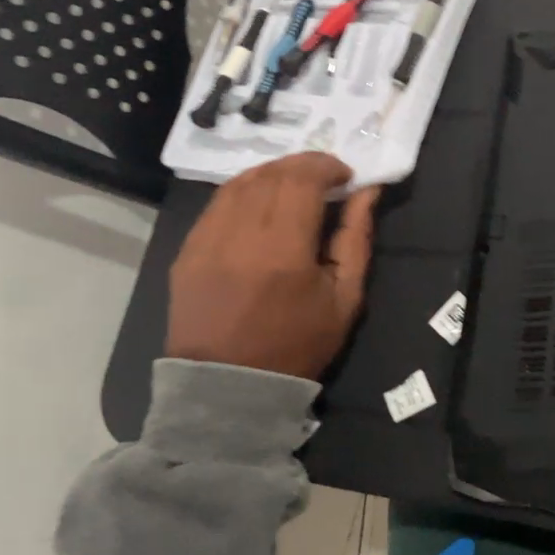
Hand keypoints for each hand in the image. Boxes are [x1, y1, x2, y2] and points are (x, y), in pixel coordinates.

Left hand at [164, 152, 380, 379]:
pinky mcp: (187, 251)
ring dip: (272, 173)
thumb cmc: (296, 345)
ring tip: (291, 185)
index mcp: (284, 249)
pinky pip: (216, 203)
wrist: (229, 389)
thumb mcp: (345, 298)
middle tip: (323, 176)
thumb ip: (356, 238)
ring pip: (241, 182)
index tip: (344, 175)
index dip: (327, 166)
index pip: (303, 178)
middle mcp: (241, 235)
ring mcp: (207, 240)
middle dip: (303, 165)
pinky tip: (258, 203)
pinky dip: (243, 191)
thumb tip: (367, 191)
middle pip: (272, 174)